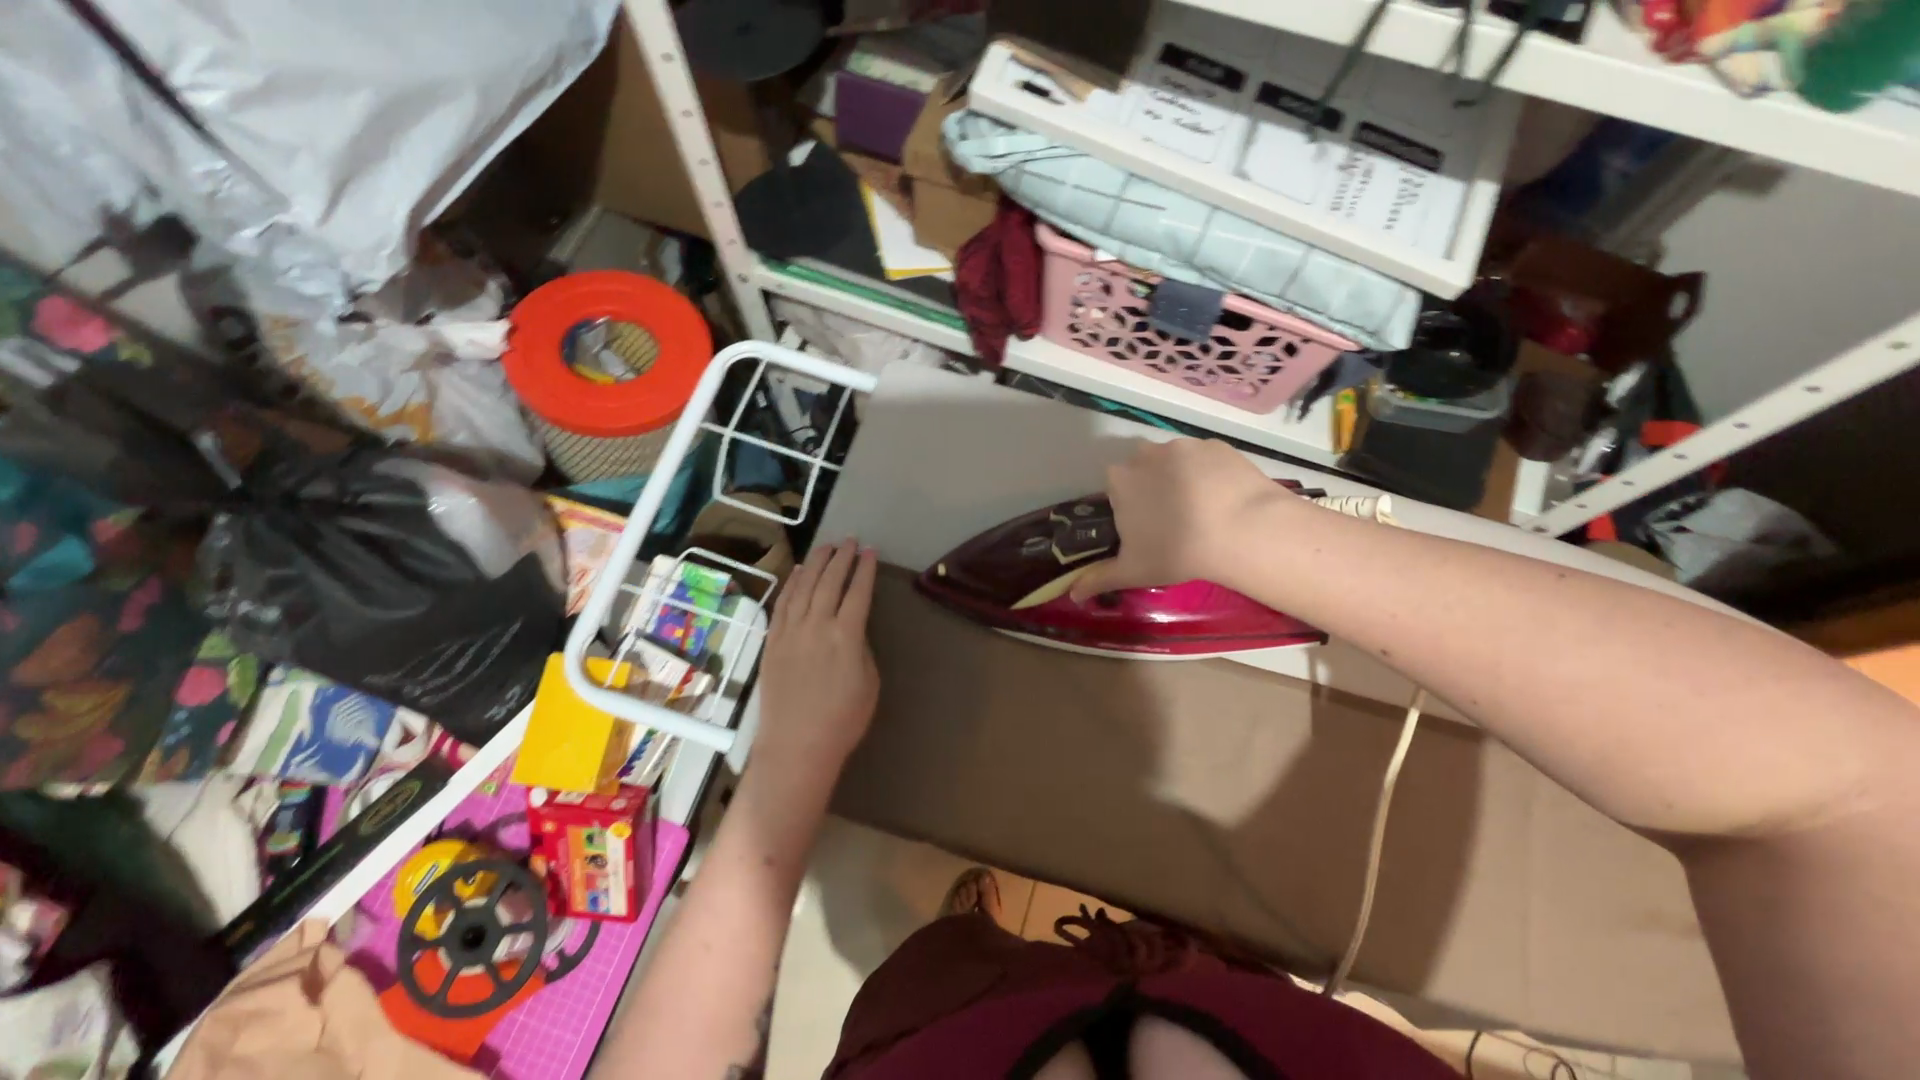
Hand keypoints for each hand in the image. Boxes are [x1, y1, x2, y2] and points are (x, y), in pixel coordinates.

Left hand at [753, 539, 880, 784]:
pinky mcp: (772, 642)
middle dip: (841, 558)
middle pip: (829, 582)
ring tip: (826, 547)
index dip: (865, 570)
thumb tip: (852, 629)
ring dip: (816, 564)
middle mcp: (816, 625)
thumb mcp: (869, 683)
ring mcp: (790, 632)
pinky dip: (792, 584)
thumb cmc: (842, 721)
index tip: (870, 552)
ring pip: (803, 587)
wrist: (796, 746)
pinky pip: (783, 604)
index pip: (858, 592)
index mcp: (846, 636)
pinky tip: (798, 572)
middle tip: (849, 541)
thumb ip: (861, 648)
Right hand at [1070, 439, 1289, 600]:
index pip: (1116, 488)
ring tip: (1202, 511)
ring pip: (1175, 462)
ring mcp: (1184, 446)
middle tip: (1171, 520)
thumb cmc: (1176, 551)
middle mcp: (1147, 454)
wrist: (1240, 531)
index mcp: (1120, 480)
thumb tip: (1073, 594)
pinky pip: (1206, 460)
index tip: (1143, 528)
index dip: (1128, 507)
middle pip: (1143, 469)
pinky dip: (1210, 474)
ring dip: (1181, 479)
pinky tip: (1223, 499)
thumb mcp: (1132, 571)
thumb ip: (1099, 579)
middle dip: (1153, 488)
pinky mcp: (1217, 446)